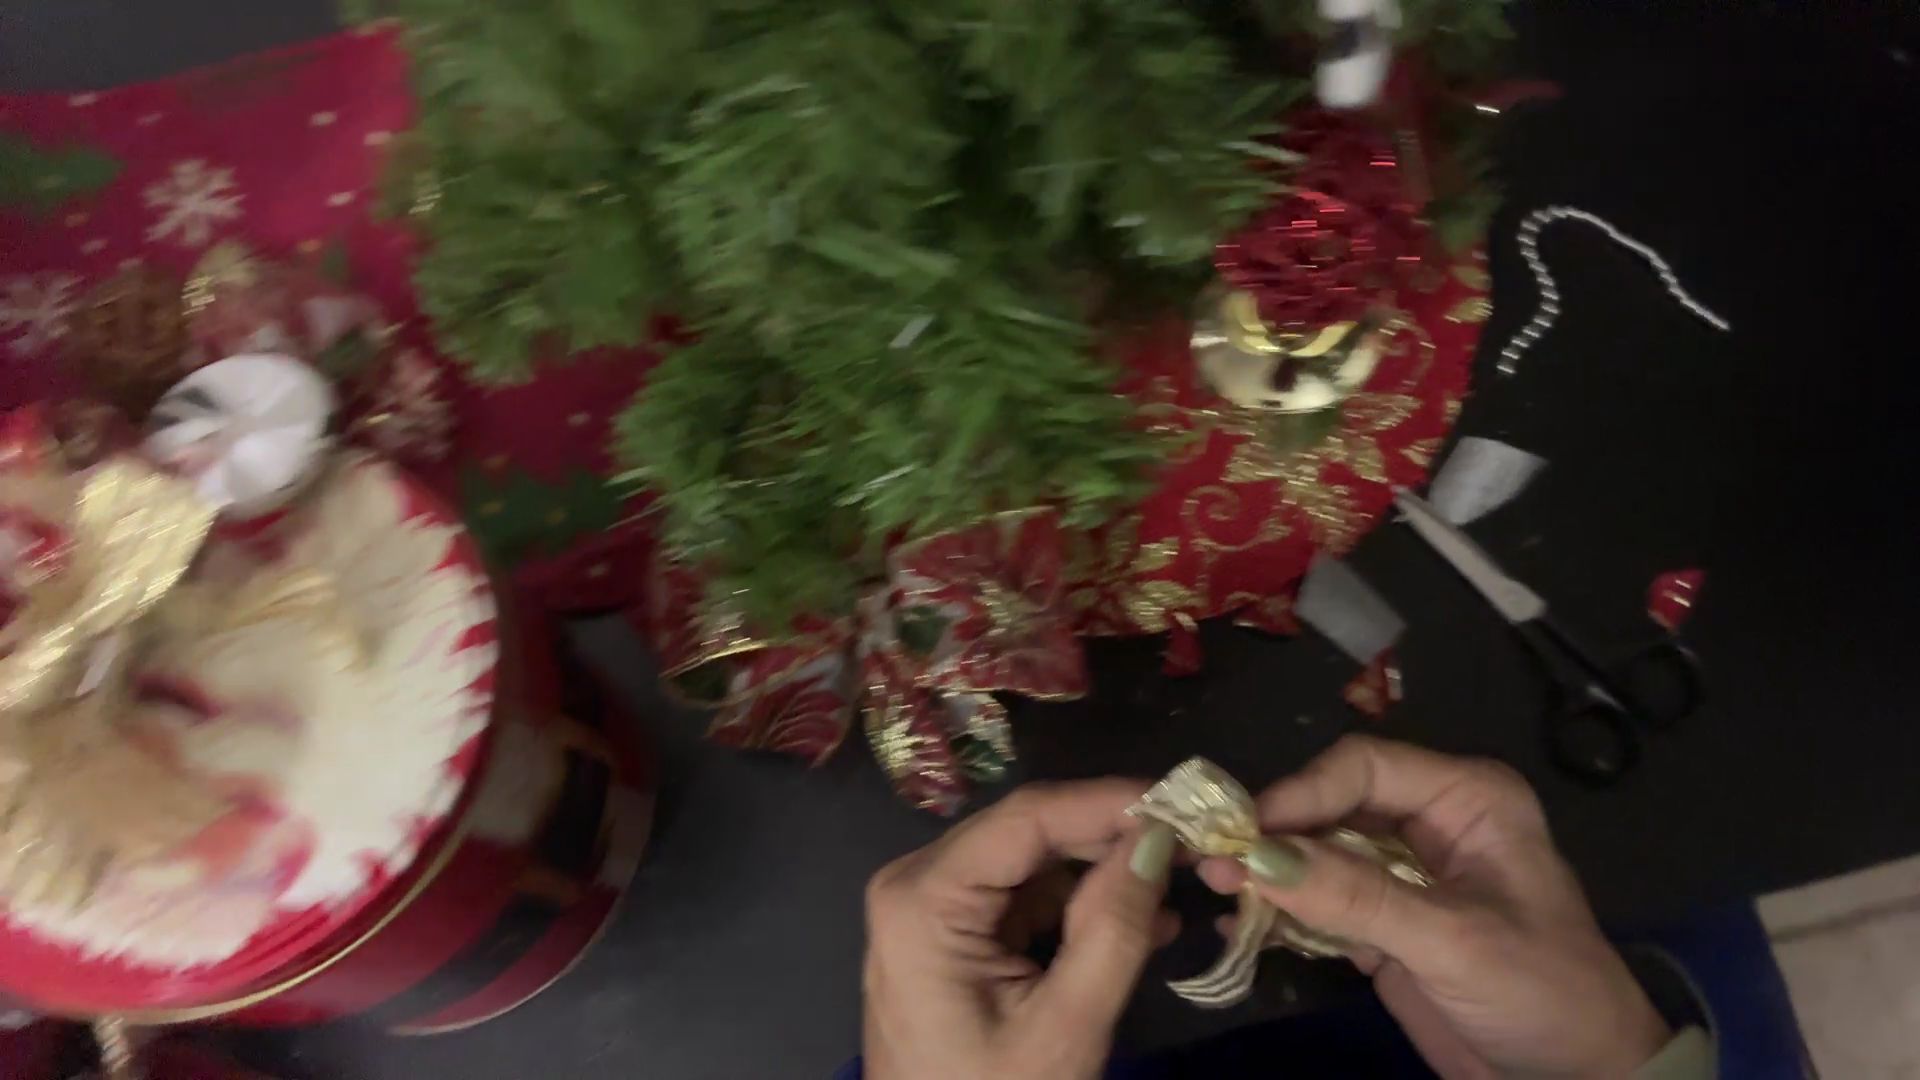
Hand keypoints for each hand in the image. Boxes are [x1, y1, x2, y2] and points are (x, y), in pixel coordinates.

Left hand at [863, 781, 1177, 1079]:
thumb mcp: (1064, 1030)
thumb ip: (1112, 931)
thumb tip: (1155, 839)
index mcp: (923, 896)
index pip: (1024, 818)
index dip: (1103, 800)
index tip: (1176, 798)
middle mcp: (917, 878)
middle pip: (1026, 832)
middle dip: (1109, 836)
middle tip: (1187, 841)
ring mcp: (932, 899)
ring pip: (1032, 859)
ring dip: (1101, 872)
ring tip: (1173, 886)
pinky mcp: (953, 924)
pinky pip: (1024, 893)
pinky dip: (1079, 904)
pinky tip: (1139, 919)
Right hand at [1200, 736, 1670, 1079]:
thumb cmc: (1547, 998)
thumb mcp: (1454, 942)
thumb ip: (1354, 897)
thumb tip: (1255, 857)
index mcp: (1462, 797)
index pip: (1361, 768)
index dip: (1301, 791)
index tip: (1249, 830)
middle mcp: (1424, 819)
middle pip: (1327, 803)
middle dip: (1273, 832)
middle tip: (1216, 856)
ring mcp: (1396, 867)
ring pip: (1312, 847)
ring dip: (1266, 868)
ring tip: (1217, 884)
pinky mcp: (1376, 913)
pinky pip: (1315, 895)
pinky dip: (1279, 906)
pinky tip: (1239, 922)